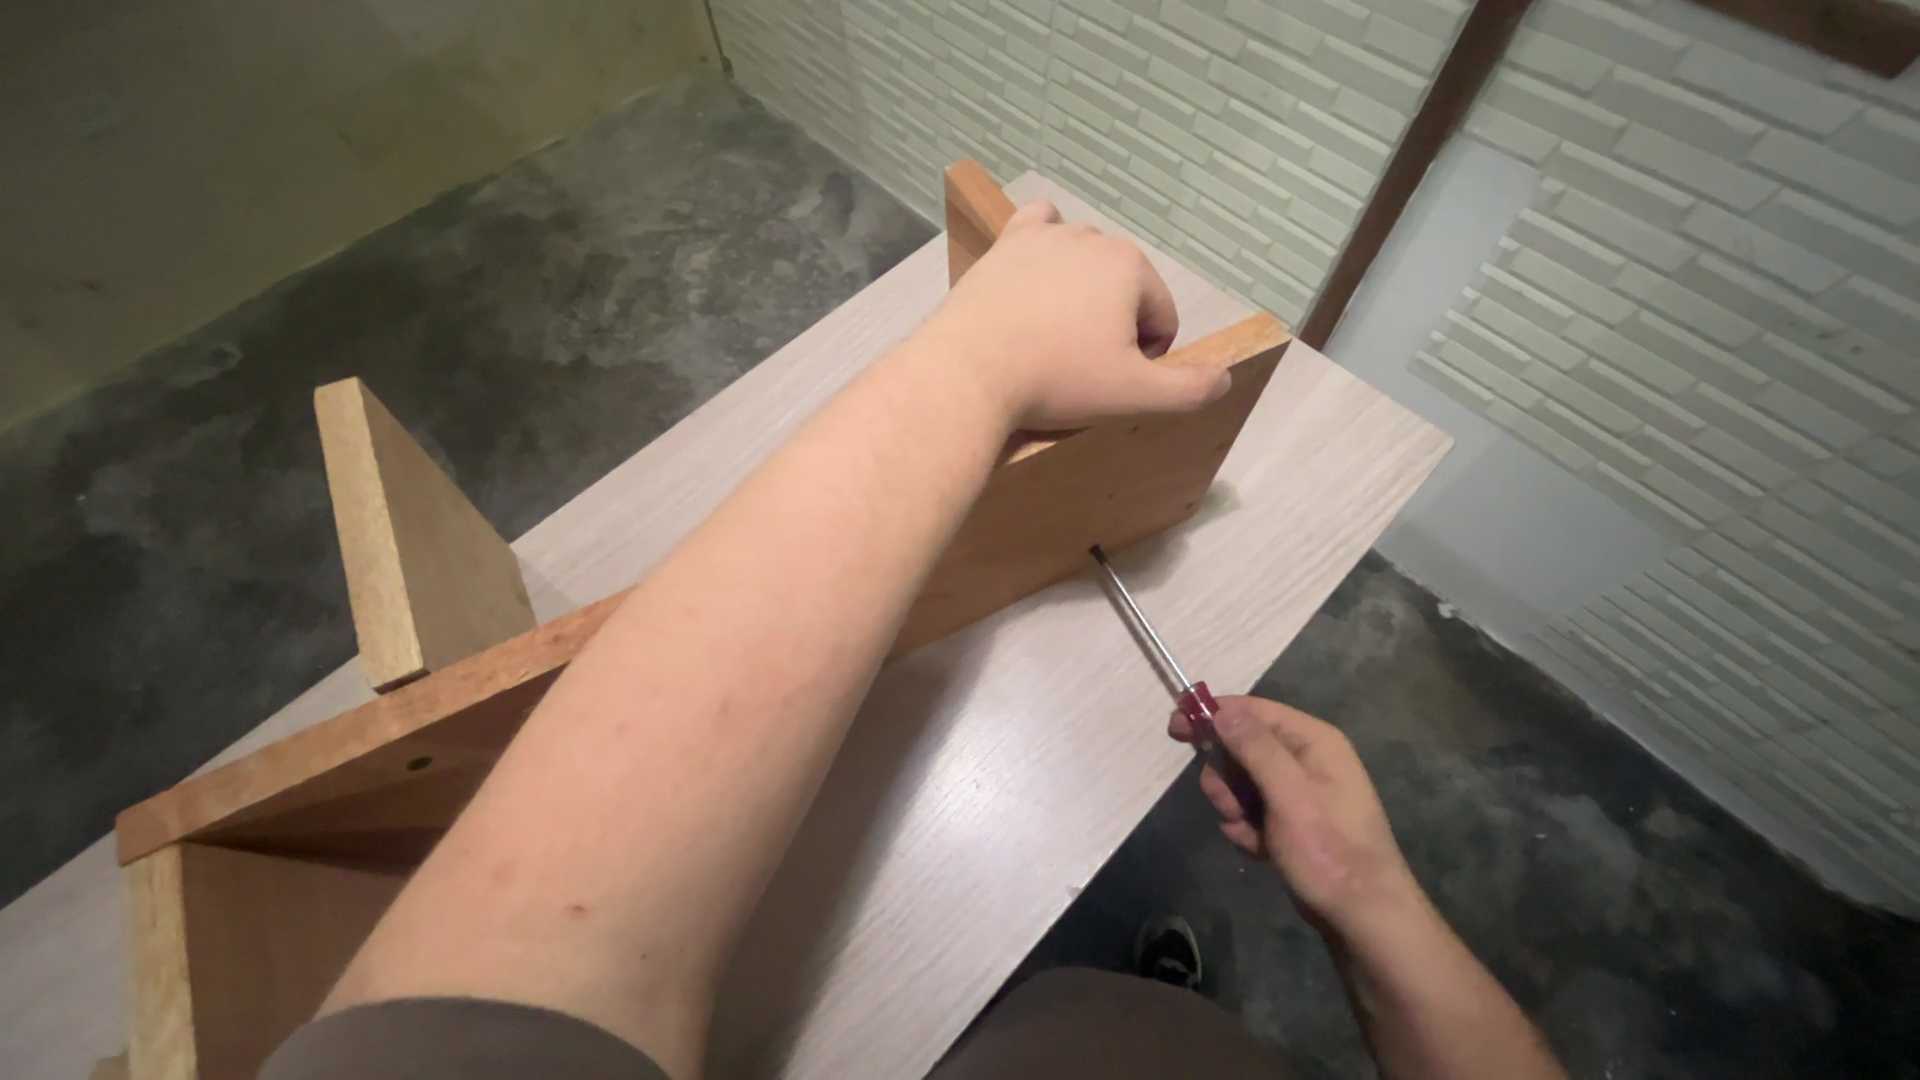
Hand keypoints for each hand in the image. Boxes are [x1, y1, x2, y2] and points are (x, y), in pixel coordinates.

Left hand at [915, 200, 1229, 428]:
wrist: (968, 372)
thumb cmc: (1056, 381)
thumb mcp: (1133, 395)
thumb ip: (1188, 389)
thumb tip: (1225, 380)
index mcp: (1131, 267)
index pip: (1161, 318)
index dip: (1146, 358)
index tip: (1113, 384)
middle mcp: (1092, 238)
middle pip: (1123, 291)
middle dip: (1113, 328)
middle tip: (1079, 368)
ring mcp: (1044, 238)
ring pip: (1083, 266)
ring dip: (1081, 297)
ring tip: (1054, 338)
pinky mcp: (1003, 246)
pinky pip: (1037, 229)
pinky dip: (1045, 246)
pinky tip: (1038, 267)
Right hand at [1172, 696, 1426, 938]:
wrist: (1363, 918)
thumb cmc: (1329, 849)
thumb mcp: (1289, 794)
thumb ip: (1254, 748)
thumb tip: (1220, 711)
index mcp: (1312, 741)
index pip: (1252, 710)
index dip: (1212, 714)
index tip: (1175, 728)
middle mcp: (1305, 758)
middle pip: (1241, 745)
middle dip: (1224, 774)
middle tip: (1224, 803)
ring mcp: (1298, 791)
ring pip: (1240, 779)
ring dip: (1232, 803)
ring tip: (1243, 830)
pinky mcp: (1290, 820)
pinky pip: (1250, 808)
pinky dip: (1244, 825)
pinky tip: (1255, 846)